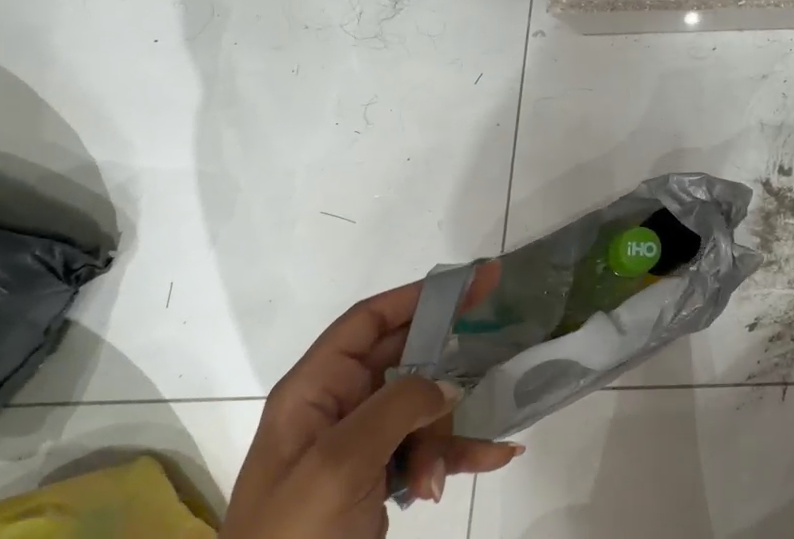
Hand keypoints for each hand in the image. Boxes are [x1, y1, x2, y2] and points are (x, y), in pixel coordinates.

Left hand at [221, 262, 520, 538]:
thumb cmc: (293, 534)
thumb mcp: (338, 464)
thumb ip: (397, 408)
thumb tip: (447, 388)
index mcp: (313, 392)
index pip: (369, 321)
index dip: (423, 294)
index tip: (481, 279)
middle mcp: (336, 408)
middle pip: (407, 360)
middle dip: (445, 370)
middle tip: (501, 343)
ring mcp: (359, 445)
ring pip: (425, 408)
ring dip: (447, 433)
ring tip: (440, 472)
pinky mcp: (379, 476)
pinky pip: (432, 446)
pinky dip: (462, 452)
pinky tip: (495, 457)